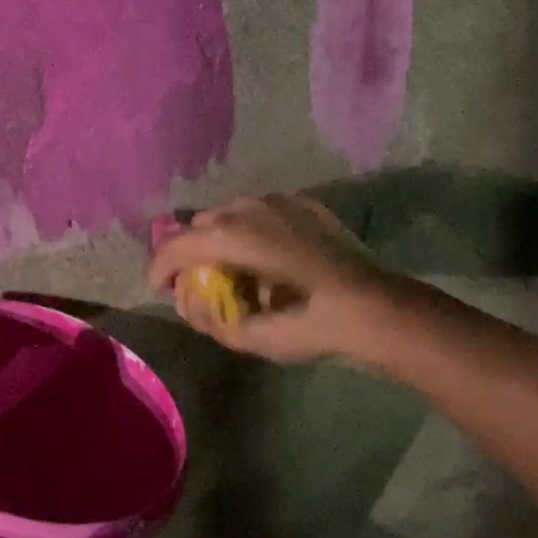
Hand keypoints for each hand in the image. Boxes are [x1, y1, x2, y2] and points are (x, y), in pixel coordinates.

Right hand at [147, 192, 391, 362]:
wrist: (378, 307)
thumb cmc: (314, 325)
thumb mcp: (257, 337)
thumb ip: (214, 322)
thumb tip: (193, 308)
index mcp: (234, 235)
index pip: (179, 243)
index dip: (161, 266)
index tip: (160, 287)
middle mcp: (250, 206)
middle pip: (203, 223)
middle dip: (193, 250)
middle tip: (199, 282)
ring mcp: (280, 200)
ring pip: (233, 212)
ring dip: (223, 237)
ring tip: (235, 269)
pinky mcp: (305, 203)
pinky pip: (264, 211)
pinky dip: (254, 230)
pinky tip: (269, 258)